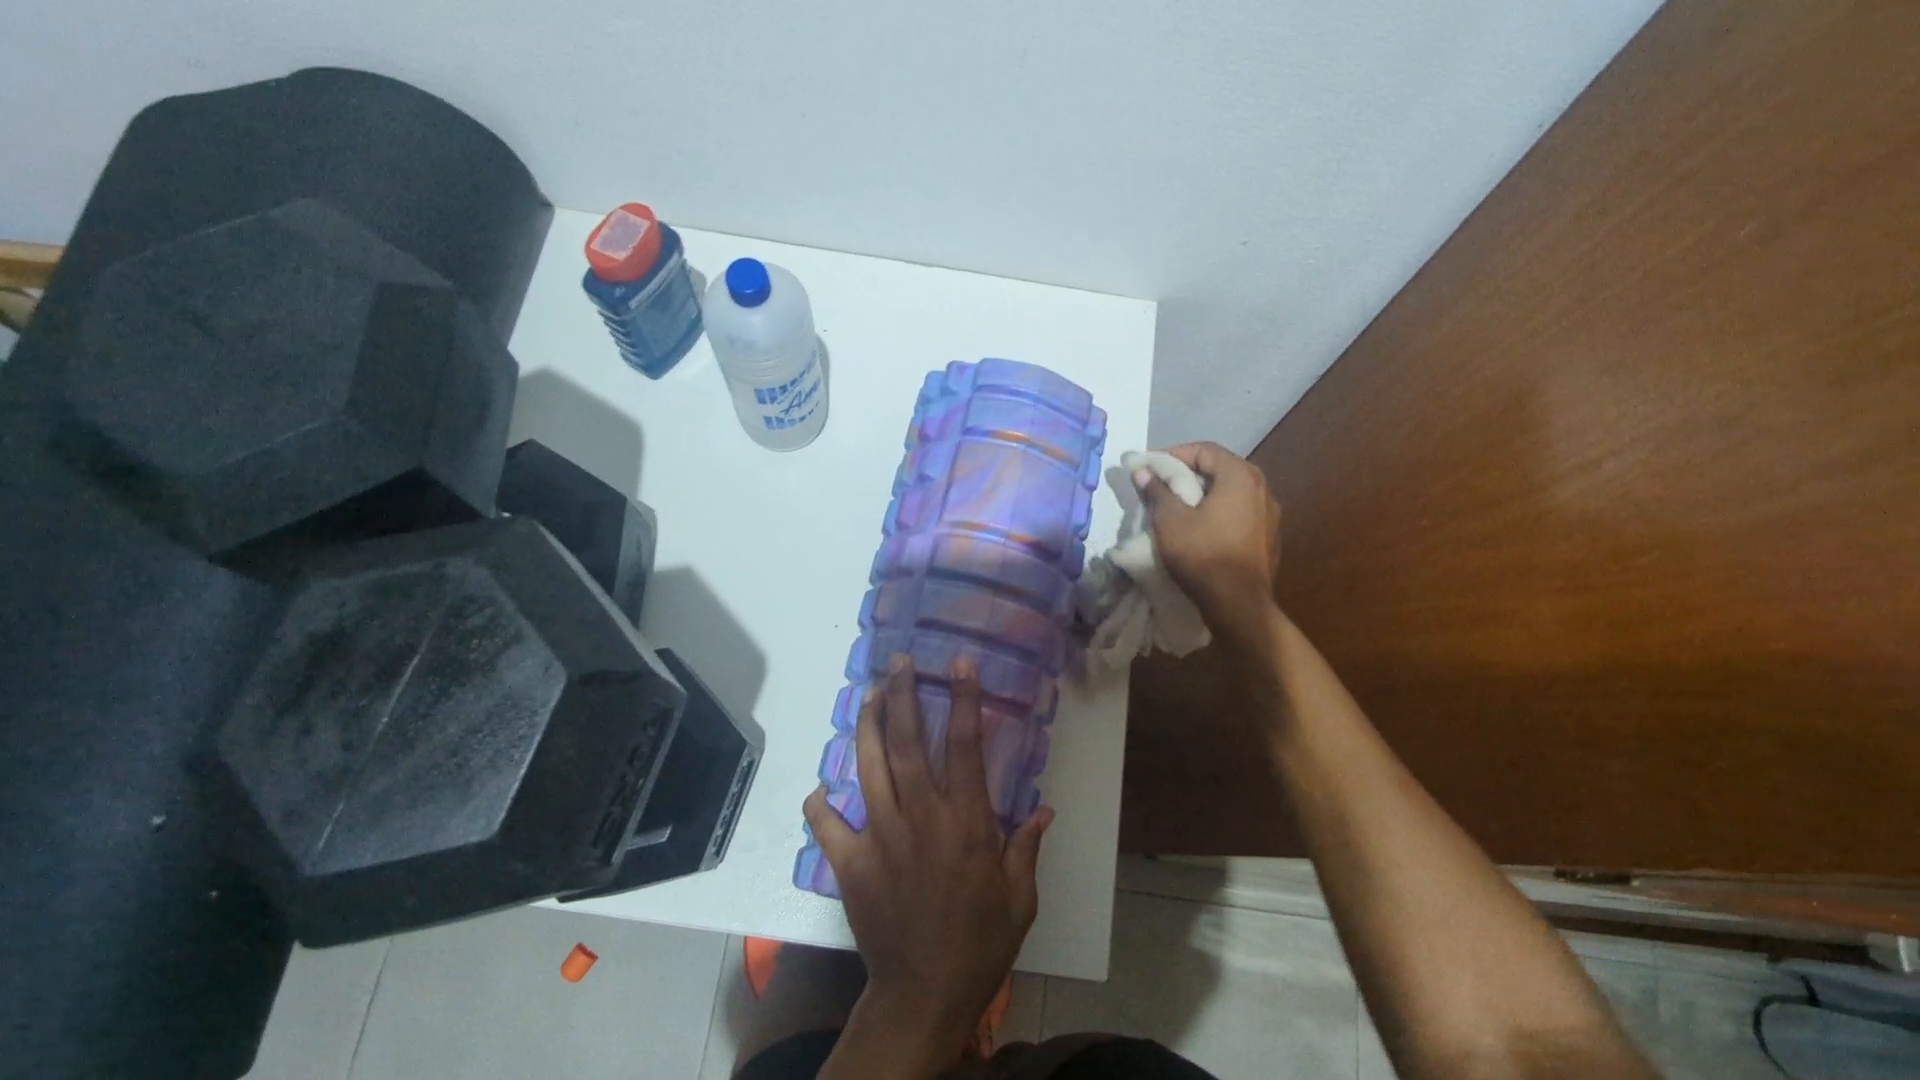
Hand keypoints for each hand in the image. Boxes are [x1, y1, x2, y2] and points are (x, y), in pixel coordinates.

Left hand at [803, 654, 1053, 1074]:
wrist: (925, 993)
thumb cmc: (980, 944)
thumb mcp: (1020, 899)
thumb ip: (1026, 848)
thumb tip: (1044, 809)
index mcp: (967, 822)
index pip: (966, 746)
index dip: (963, 699)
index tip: (959, 664)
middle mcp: (921, 818)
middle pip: (908, 743)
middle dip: (903, 695)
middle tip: (899, 662)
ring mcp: (880, 837)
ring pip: (868, 767)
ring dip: (867, 727)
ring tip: (869, 696)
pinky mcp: (850, 863)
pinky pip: (827, 823)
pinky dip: (820, 802)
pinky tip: (821, 789)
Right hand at [1136, 441, 1283, 652]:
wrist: (1239, 605)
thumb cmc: (1203, 555)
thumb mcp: (1170, 521)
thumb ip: (1157, 491)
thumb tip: (1143, 471)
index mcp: (1240, 476)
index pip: (1204, 450)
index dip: (1173, 454)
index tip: (1149, 468)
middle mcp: (1262, 488)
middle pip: (1220, 469)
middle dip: (1188, 474)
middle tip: (1161, 485)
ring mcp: (1270, 514)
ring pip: (1231, 493)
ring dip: (1204, 494)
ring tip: (1179, 508)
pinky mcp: (1269, 537)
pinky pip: (1240, 514)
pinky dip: (1219, 513)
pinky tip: (1202, 530)